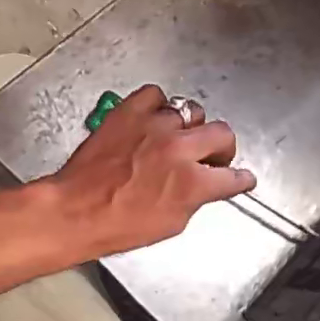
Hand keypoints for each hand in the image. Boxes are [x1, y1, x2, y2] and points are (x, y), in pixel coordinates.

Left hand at [45, 85, 255, 257]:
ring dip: (190, 127)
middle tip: (213, 157)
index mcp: (193, 183)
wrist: (77, 211)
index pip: (233, 176)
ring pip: (190, 111)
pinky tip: (154, 120)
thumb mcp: (172, 224)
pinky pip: (156, 95)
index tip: (242, 178)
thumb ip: (195, 200)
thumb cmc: (119, 225)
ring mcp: (154, 126)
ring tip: (179, 138)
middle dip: (222, 148)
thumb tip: (203, 190)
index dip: (241, 179)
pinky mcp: (129, 112)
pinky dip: (159, 106)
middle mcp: (179, 149)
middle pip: (222, 133)